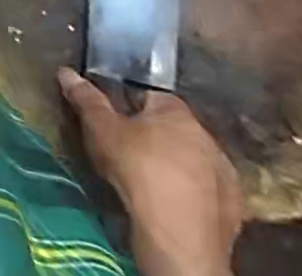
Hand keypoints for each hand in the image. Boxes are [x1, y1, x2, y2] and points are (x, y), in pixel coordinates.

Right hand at [58, 68, 242, 275]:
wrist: (177, 228)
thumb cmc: (136, 165)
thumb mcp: (99, 127)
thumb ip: (86, 99)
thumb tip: (68, 73)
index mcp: (179, 115)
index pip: (153, 95)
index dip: (129, 100)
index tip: (109, 112)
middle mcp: (209, 140)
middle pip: (173, 127)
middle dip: (150, 131)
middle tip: (120, 140)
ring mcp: (226, 175)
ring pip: (191, 158)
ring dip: (170, 159)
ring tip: (140, 170)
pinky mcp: (233, 206)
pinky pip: (204, 186)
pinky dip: (186, 186)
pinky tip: (164, 194)